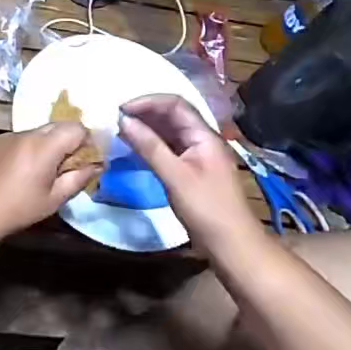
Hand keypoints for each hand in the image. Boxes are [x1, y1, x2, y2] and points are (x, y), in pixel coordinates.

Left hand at [0, 123, 98, 241]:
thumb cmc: (18, 209)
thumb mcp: (54, 198)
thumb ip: (79, 178)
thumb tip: (98, 165)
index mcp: (45, 146)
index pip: (77, 128)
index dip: (86, 142)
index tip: (84, 161)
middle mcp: (28, 133)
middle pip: (58, 126)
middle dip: (68, 142)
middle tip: (65, 167)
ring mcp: (9, 135)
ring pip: (39, 132)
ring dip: (47, 145)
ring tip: (40, 172)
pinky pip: (20, 138)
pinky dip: (28, 148)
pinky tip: (19, 171)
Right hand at [119, 95, 262, 251]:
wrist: (233, 247)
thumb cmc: (207, 210)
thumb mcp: (175, 177)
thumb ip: (150, 147)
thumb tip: (124, 120)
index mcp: (204, 135)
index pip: (175, 104)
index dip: (148, 102)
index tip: (121, 109)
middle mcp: (202, 140)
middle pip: (172, 116)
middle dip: (145, 113)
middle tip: (117, 120)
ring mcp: (197, 156)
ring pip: (169, 133)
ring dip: (147, 129)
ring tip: (121, 131)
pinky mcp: (191, 172)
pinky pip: (169, 149)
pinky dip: (151, 146)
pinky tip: (134, 149)